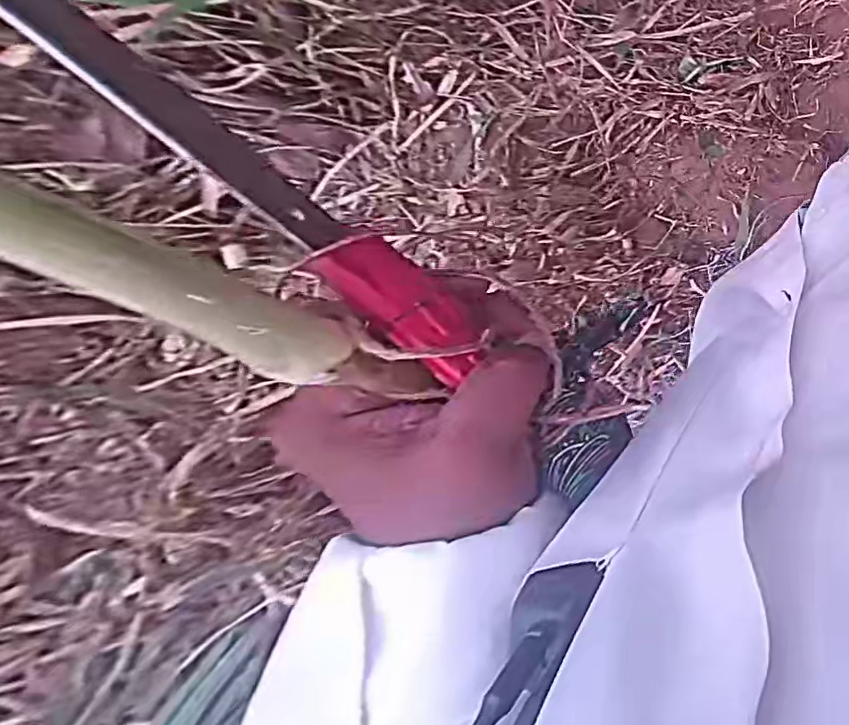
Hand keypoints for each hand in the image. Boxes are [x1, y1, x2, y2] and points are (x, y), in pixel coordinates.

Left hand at [267, 278, 554, 545]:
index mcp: (323, 404)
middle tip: (514, 332)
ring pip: (441, 319)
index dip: (415, 299)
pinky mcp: (427, 385)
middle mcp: (346, 385)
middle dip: (468, 313)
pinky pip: (463, 338)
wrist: (478, 549)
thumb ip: (498, 378)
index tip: (474, 305)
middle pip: (405, 310)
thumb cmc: (455, 512)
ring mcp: (389, 384)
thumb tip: (521, 336)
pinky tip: (520, 359)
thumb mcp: (474, 445)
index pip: (354, 316)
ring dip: (493, 325)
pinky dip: (499, 340)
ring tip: (524, 353)